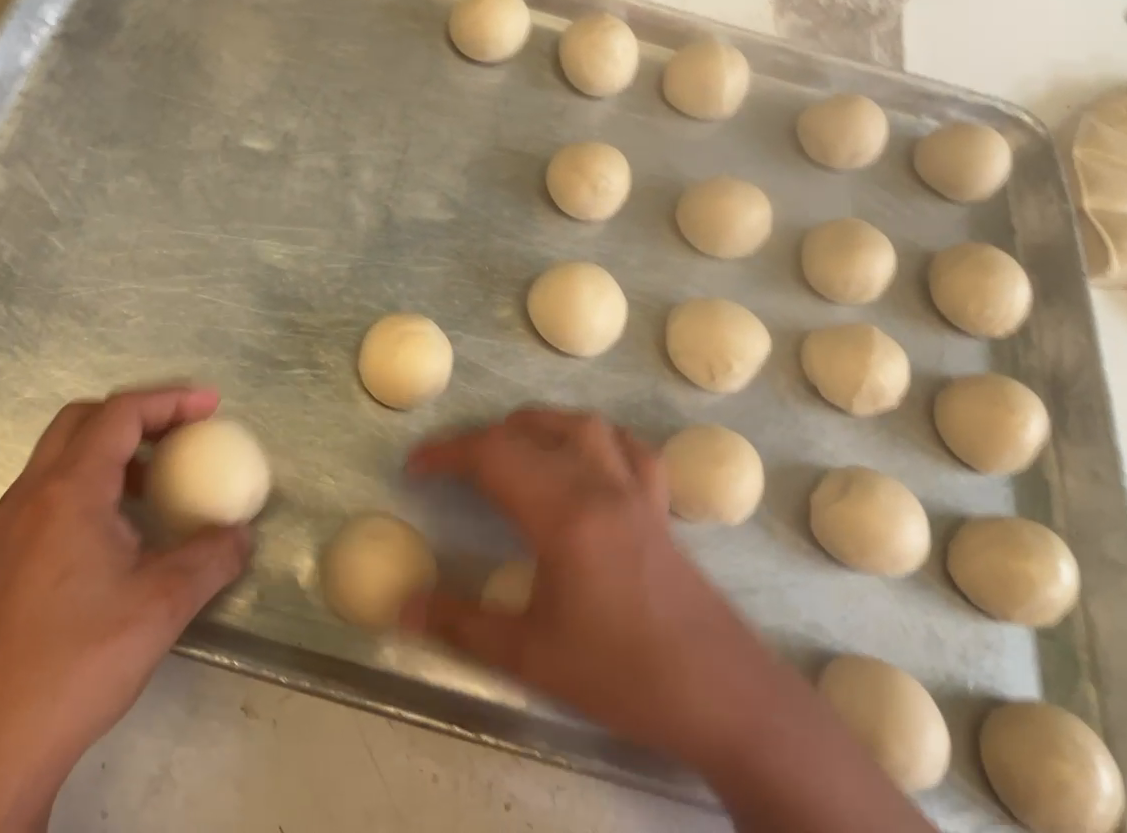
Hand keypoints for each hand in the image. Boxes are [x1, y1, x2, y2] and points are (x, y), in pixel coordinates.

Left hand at [0, 387, 250, 832]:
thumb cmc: (79, 661)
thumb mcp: (162, 606)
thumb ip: (210, 558)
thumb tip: (240, 534)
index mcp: (68, 491)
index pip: (119, 414)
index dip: (169, 400)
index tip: (212, 406)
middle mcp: (32, 495)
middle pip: (82, 422)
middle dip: (137, 415)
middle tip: (184, 434)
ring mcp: (11, 527)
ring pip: (62, 458)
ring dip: (113, 452)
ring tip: (160, 482)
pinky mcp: (6, 558)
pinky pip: (52, 494)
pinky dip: (93, 485)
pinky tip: (123, 531)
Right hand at [407, 408, 933, 832]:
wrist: (726, 699)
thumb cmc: (623, 676)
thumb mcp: (530, 655)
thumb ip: (461, 624)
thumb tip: (401, 607)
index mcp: (564, 515)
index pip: (494, 456)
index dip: (446, 453)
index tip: (414, 468)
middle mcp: (602, 488)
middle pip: (533, 433)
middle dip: (483, 440)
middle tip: (453, 470)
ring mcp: (638, 496)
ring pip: (585, 427)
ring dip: (538, 426)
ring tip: (510, 449)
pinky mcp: (661, 513)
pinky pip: (630, 451)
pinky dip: (596, 441)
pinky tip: (586, 463)